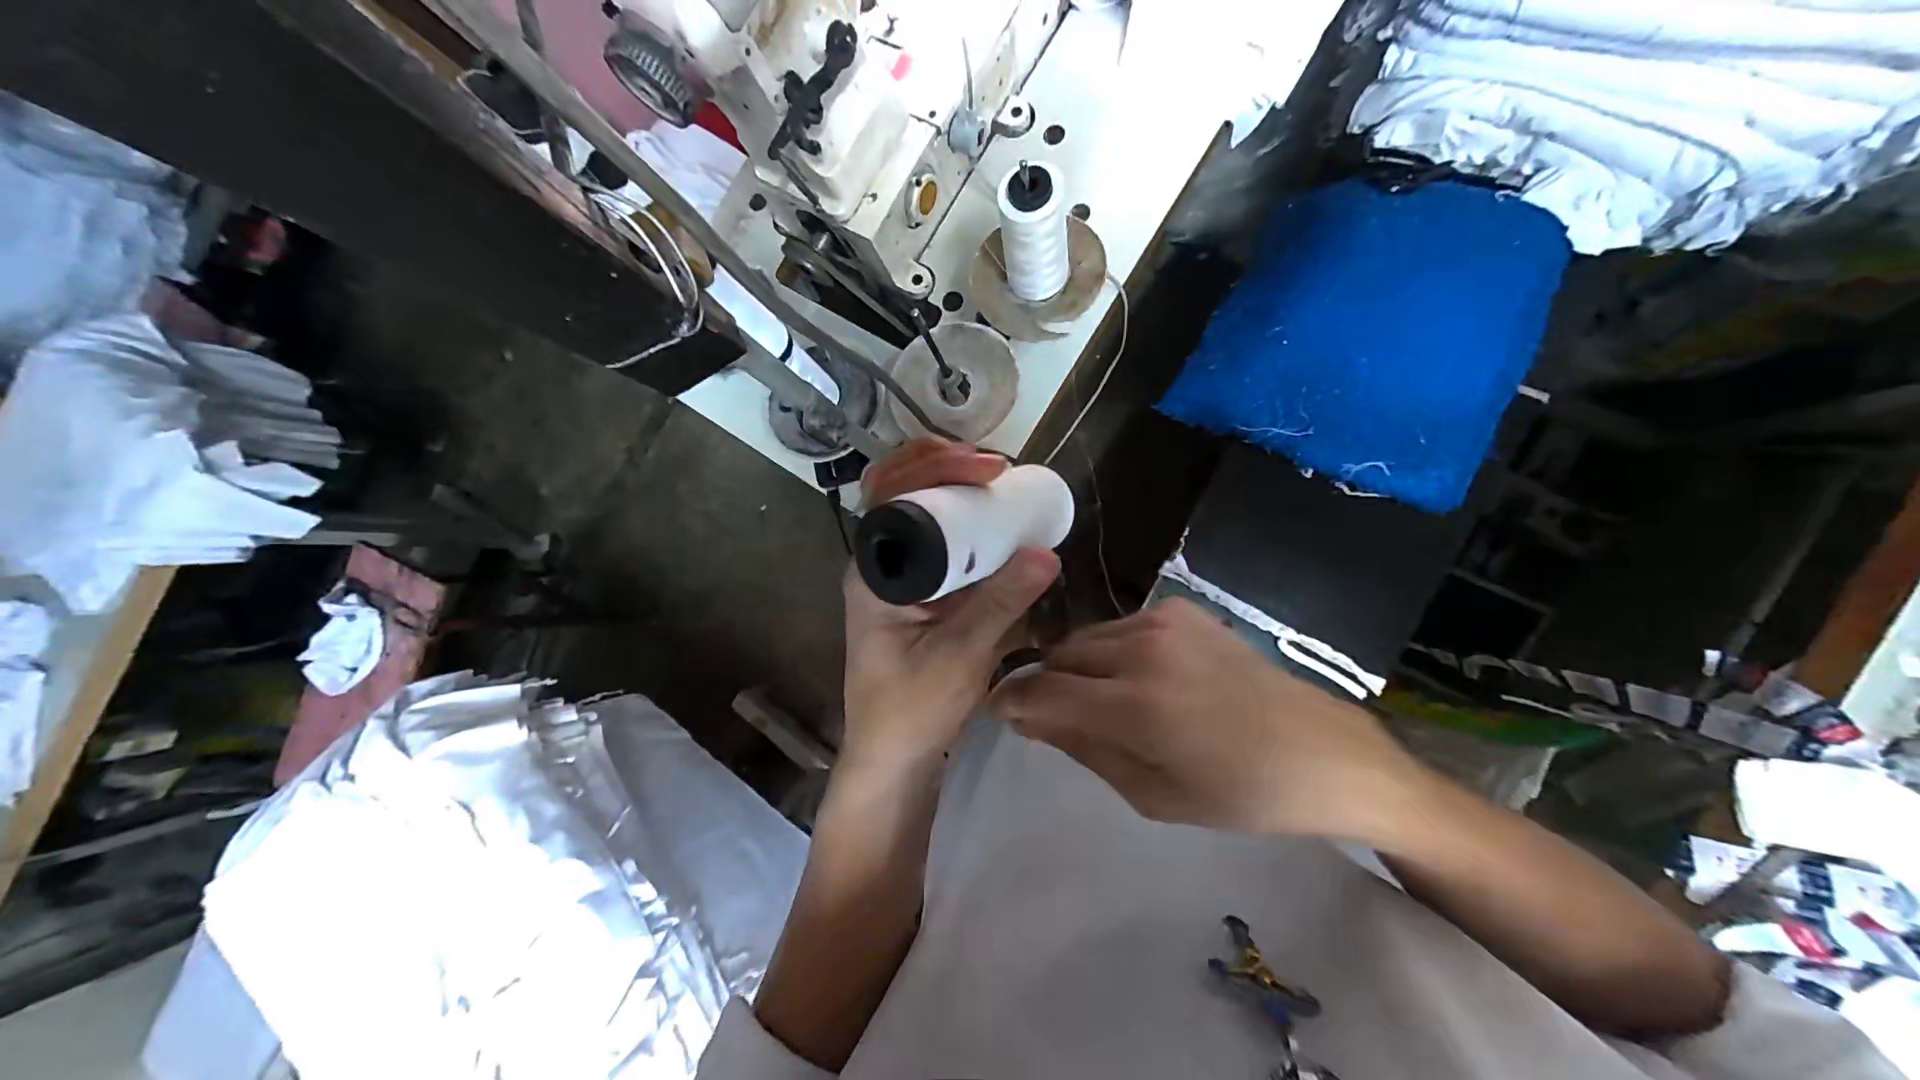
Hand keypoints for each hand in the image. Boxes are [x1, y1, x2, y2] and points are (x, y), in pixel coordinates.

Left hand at [841, 439, 1060, 770]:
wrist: (893, 759)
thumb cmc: (910, 711)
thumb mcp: (959, 656)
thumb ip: (1000, 604)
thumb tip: (1046, 552)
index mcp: (871, 572)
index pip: (892, 493)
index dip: (936, 468)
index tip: (989, 469)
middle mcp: (879, 565)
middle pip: (902, 492)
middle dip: (946, 468)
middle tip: (998, 469)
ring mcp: (898, 580)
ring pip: (921, 515)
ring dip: (957, 493)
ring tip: (1002, 485)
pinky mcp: (920, 596)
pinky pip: (941, 546)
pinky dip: (970, 528)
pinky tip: (1001, 528)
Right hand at [991, 598, 1424, 837]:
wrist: (1321, 752)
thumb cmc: (1238, 792)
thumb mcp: (1151, 794)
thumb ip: (1082, 748)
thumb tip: (1028, 717)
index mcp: (1136, 704)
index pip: (1042, 690)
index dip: (1013, 701)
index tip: (1000, 710)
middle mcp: (1142, 648)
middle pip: (1059, 657)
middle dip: (1047, 685)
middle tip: (1057, 717)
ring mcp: (1164, 621)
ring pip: (1087, 638)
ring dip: (1079, 667)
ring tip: (1104, 701)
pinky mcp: (1182, 610)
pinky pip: (1120, 627)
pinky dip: (1113, 652)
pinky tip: (1142, 678)